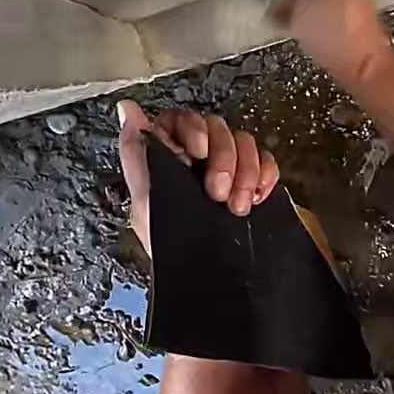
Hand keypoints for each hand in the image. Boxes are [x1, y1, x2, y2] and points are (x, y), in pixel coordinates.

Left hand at [115, 101, 280, 255]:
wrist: (211, 285)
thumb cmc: (170, 248)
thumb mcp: (145, 202)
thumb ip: (135, 153)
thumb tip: (126, 108)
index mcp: (170, 158)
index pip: (181, 119)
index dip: (192, 128)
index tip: (198, 152)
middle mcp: (199, 158)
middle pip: (217, 126)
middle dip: (222, 157)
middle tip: (216, 193)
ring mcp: (230, 169)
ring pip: (244, 141)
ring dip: (245, 171)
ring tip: (236, 207)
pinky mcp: (254, 183)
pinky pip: (267, 161)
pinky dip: (265, 176)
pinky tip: (256, 199)